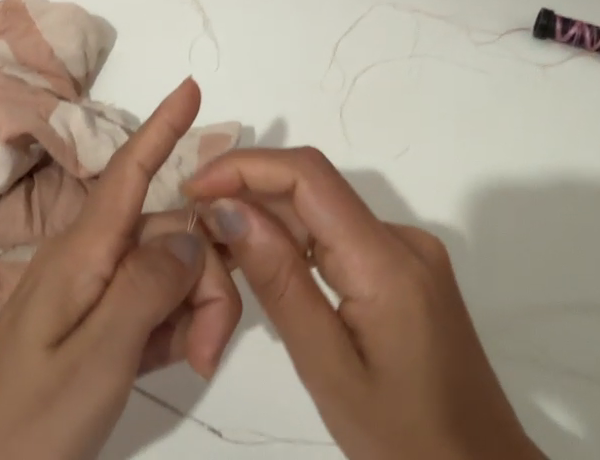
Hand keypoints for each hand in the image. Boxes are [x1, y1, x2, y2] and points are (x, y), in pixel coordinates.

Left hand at [0, 79, 241, 459]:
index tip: (192, 87)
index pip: (130, 172)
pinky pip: (150, 305)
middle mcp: (88, 257)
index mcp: (83, 251)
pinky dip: (174, 326)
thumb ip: (147, 287)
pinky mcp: (94, 324)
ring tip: (193, 362)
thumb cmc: (29, 418)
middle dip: (207, 275)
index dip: (162, 128)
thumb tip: (189, 229)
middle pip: (168, 232)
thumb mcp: (98, 355)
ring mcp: (90, 292)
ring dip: (194, 307)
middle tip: (209, 350)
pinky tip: (177, 359)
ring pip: (166, 270)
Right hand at [183, 148, 543, 459]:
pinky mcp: (404, 271)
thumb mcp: (327, 369)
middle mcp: (401, 240)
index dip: (244, 167)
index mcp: (387, 262)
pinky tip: (260, 264)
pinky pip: (336, 234)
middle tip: (192, 222)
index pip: (307, 175)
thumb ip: (278, 280)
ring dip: (265, 215)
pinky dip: (291, 239)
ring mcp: (407, 254)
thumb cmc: (405, 441)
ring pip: (320, 208)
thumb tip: (227, 205)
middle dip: (246, 190)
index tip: (193, 190)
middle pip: (312, 186)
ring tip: (215, 244)